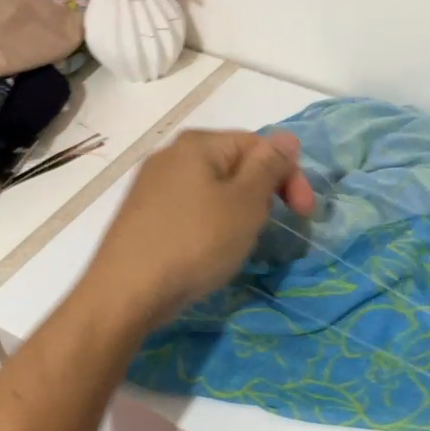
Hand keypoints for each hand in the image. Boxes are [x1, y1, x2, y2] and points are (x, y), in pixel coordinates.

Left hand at [82, 129, 315, 329]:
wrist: (126, 292)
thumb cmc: (194, 243)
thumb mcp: (245, 203)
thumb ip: (269, 166)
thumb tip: (286, 138)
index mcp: (198, 144)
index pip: (259, 145)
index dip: (288, 176)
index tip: (303, 215)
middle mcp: (170, 156)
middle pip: (234, 166)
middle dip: (261, 195)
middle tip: (266, 230)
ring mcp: (151, 187)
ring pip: (212, 191)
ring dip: (236, 213)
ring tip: (237, 245)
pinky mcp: (142, 217)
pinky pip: (189, 211)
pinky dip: (208, 227)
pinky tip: (206, 253)